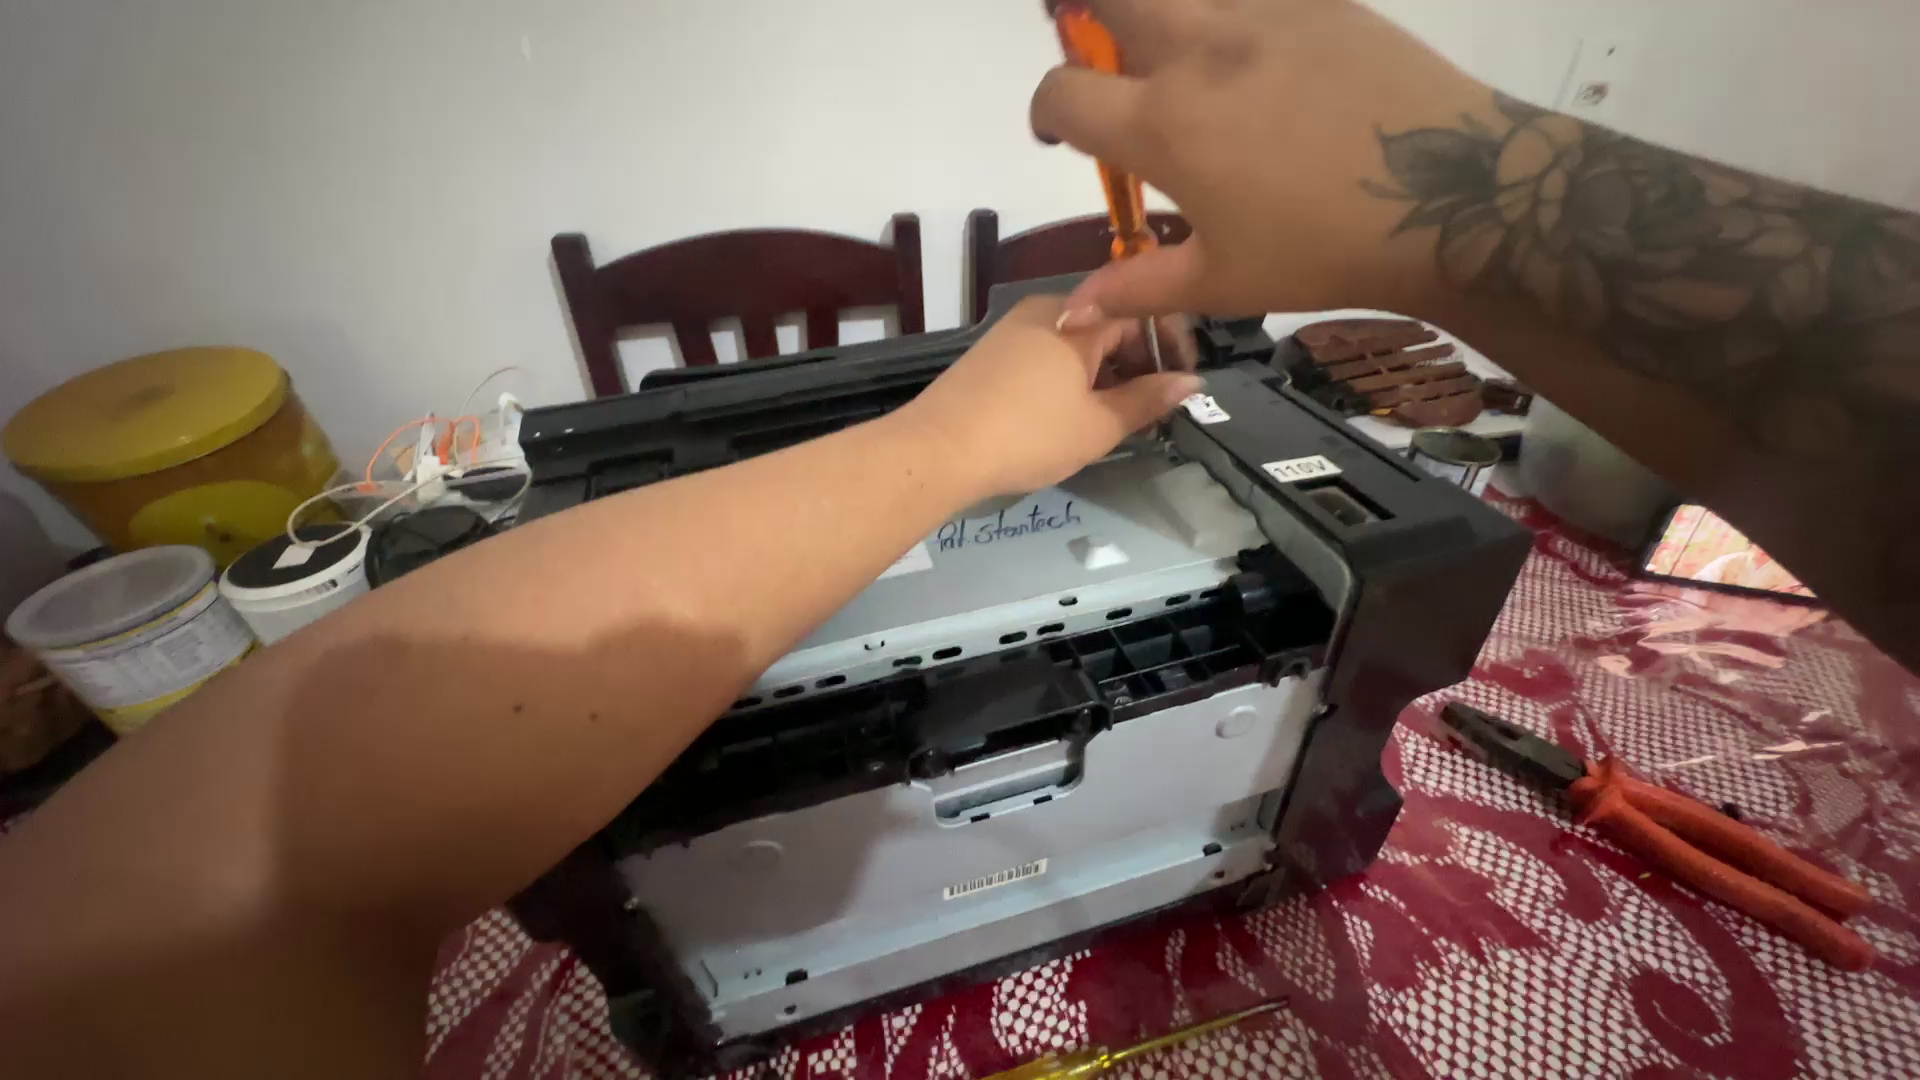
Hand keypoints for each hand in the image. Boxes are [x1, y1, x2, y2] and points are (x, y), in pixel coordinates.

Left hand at [900, 295, 1200, 497]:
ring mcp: (1012, 329)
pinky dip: (1070, 377)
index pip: (1142, 314)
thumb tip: (1192, 383)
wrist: (937, 450)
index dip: (1170, 348)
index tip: (1180, 386)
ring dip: (1104, 373)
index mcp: (1077, 319)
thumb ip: (1147, 401)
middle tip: (1148, 410)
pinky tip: (1069, 413)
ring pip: (1075, 342)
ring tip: (1112, 417)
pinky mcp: (990, 353)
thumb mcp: (1097, 425)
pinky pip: (1046, 354)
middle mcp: (1045, 310)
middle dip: (1137, 363)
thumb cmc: (1027, 436)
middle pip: (1107, 325)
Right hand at [1031, 0, 1488, 321]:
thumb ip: (1133, 288)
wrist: (1450, 198)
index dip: (1045, 112)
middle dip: (1081, 15)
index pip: (1066, 93)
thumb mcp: (1216, 283)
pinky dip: (1225, 20)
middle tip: (1097, 54)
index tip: (1059, 134)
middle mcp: (1202, 50)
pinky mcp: (1319, 0)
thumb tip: (1071, 313)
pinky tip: (1250, 65)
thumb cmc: (1317, 251)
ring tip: (1175, 62)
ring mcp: (1264, 12)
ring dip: (1155, 17)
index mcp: (1166, 125)